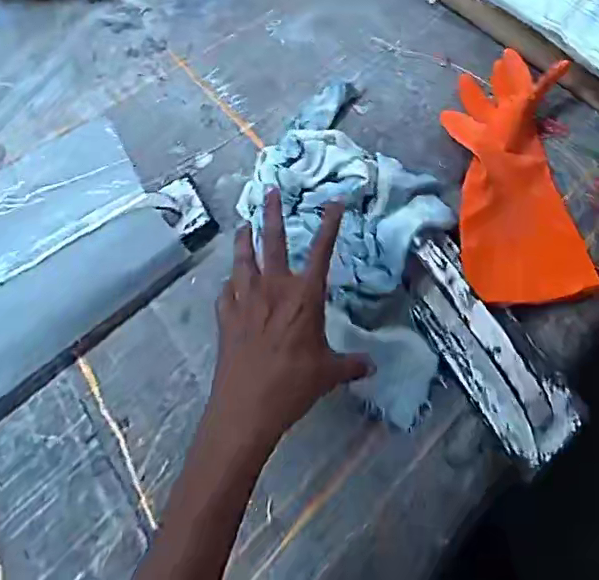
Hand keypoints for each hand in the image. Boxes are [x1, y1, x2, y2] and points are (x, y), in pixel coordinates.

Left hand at [207, 189, 370, 452]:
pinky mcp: (226, 317)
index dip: (330, 224)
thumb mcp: (328, 374)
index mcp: (304, 296)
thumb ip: (350, 364)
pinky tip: (229, 283)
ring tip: (243, 224)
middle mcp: (274, 289)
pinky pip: (226, 292)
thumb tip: (372, 365)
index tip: (335, 202)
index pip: (322, 251)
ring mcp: (246, 300)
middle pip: (273, 242)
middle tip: (270, 190)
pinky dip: (229, 284)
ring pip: (243, 260)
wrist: (246, 408)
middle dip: (272, 213)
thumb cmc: (293, 386)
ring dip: (243, 240)